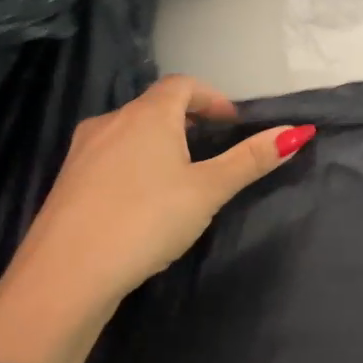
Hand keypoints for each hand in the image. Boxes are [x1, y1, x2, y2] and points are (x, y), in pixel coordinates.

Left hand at [0, 78, 312, 362]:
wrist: (63, 278)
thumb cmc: (146, 220)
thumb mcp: (209, 190)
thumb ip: (251, 159)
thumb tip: (299, 131)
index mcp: (148, 115)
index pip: (183, 85)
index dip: (212, 97)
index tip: (232, 123)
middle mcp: (111, 123)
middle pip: (155, 106)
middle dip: (188, 119)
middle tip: (213, 147)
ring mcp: (82, 153)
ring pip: (130, 132)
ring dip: (159, 141)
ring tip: (182, 173)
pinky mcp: (66, 184)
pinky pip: (109, 157)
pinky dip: (134, 163)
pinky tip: (143, 199)